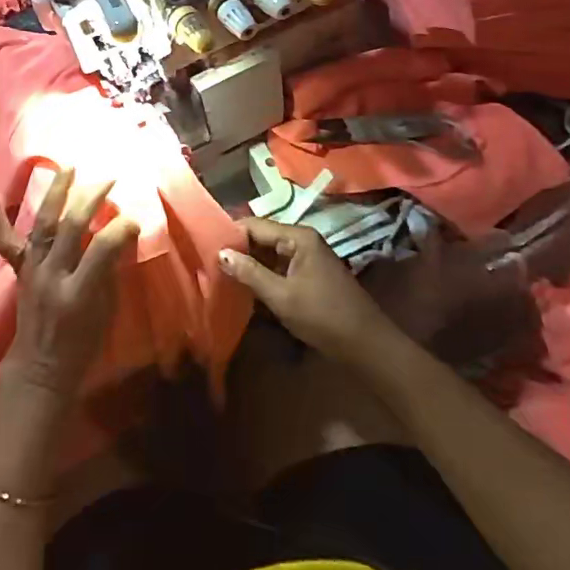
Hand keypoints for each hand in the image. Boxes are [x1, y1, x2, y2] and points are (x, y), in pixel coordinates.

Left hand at [0, 169, 136, 399]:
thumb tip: (121, 233)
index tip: (133, 219)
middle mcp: (52, 276)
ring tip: (69, 168)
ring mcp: (33, 272)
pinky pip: (7, 243)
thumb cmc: (82, 345)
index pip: (102, 248)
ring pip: (44, 224)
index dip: (121, 228)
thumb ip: (111, 271)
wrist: (40, 369)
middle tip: (108, 181)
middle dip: (92, 199)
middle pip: (71, 227)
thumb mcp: (107, 312)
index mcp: (79, 293)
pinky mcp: (21, 271)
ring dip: (57, 193)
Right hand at [218, 217, 401, 366]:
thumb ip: (250, 273)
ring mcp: (307, 257)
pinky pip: (279, 267)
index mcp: (298, 237)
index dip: (230, 233)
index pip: (255, 225)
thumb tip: (220, 253)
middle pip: (262, 237)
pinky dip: (262, 275)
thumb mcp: (281, 296)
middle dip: (238, 249)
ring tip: (220, 274)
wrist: (366, 345)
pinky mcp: (308, 275)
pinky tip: (244, 287)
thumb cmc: (323, 317)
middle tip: (208, 262)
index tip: (204, 245)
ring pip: (269, 254)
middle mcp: (303, 240)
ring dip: (249, 264)